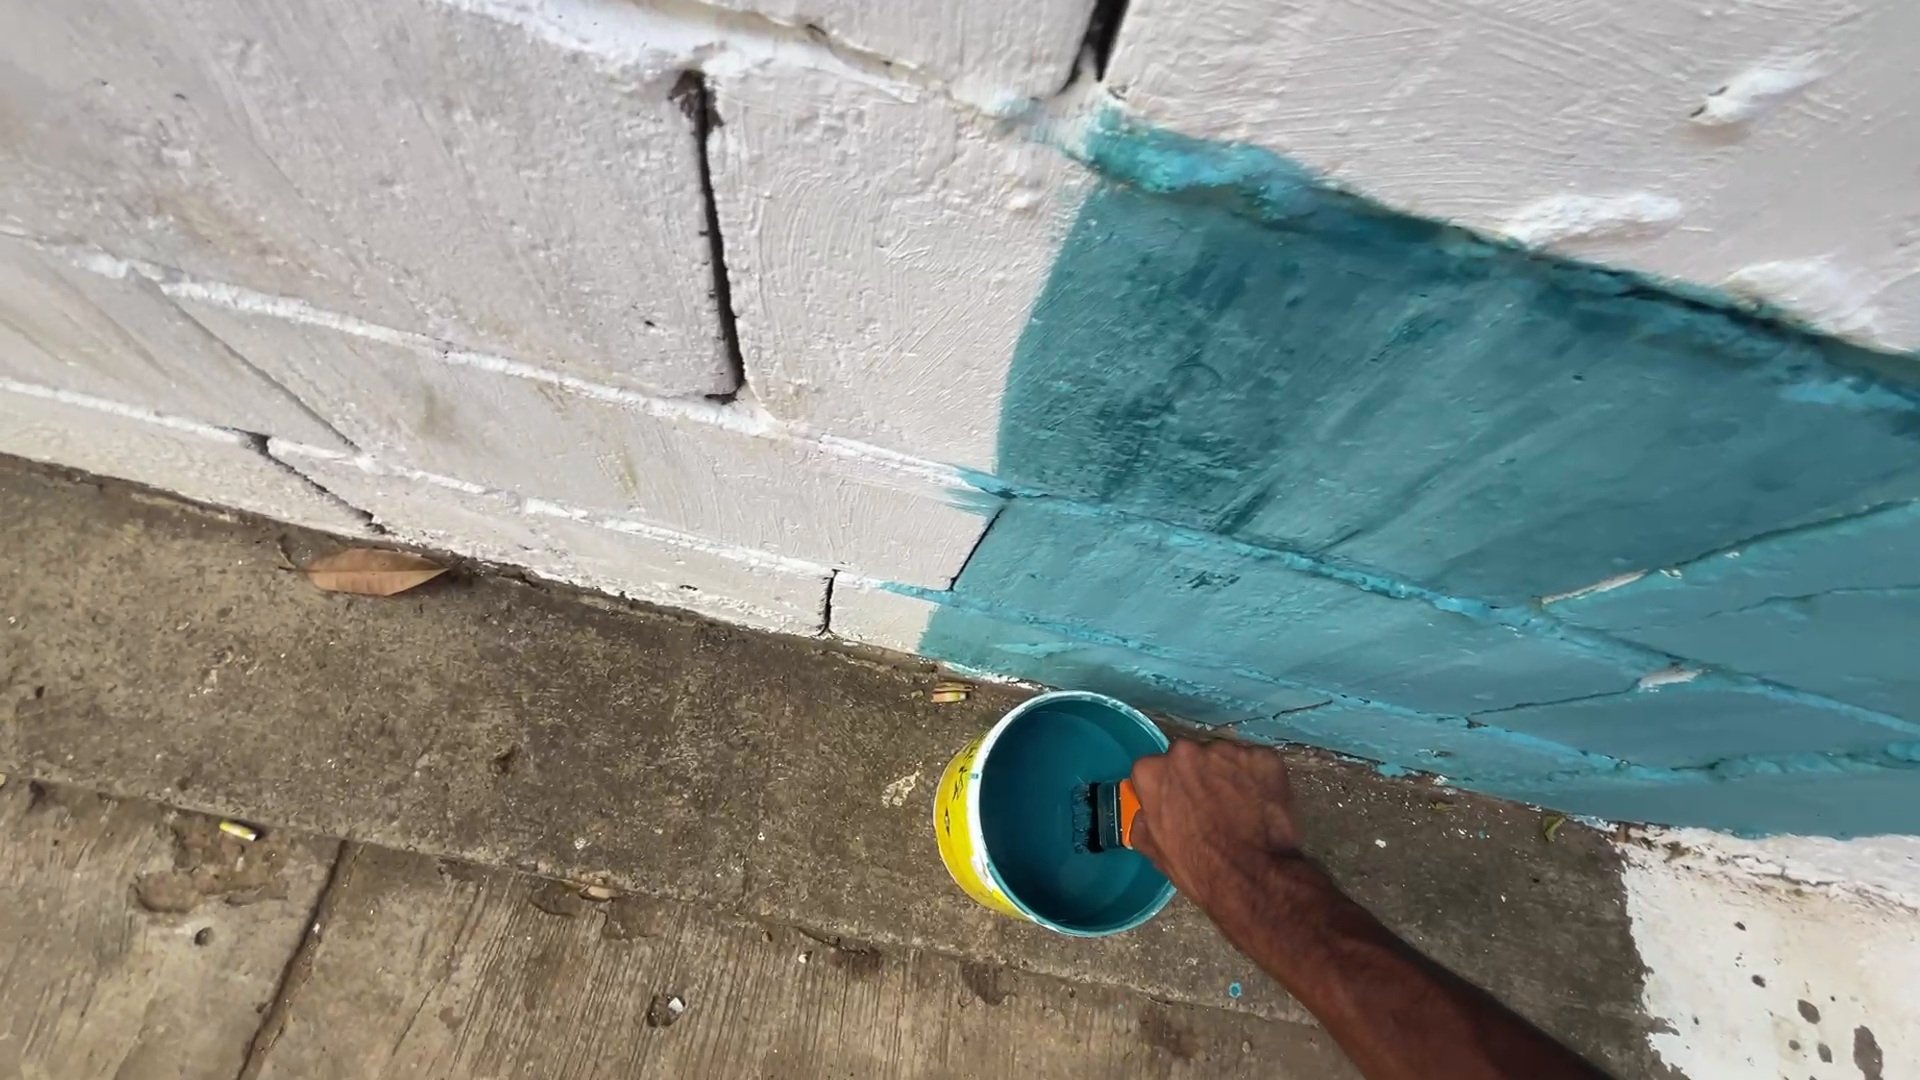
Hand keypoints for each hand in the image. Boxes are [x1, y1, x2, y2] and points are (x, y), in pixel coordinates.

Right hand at [1128, 739, 1304, 917]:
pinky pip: (1257, 763)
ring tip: (1243, 809)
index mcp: (1153, 771)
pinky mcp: (1262, 756)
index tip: (1179, 806)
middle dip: (1197, 776)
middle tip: (1213, 807)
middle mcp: (1185, 751)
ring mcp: (1226, 751)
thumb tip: (1143, 815)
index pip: (1153, 770)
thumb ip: (1143, 823)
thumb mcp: (1156, 852)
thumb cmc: (1201, 868)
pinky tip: (1265, 805)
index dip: (1167, 789)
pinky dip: (1260, 779)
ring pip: (1224, 758)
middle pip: (1188, 758)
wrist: (1258, 878)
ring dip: (1229, 776)